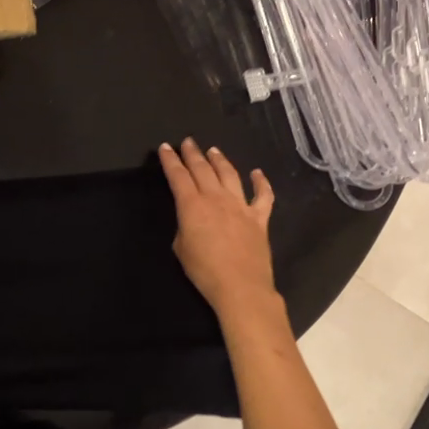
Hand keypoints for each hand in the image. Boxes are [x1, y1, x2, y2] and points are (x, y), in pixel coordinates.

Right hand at [159, 139, 277, 317]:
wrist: (240, 287)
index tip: (165, 147)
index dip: (170, 160)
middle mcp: (216, 199)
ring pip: (229, 175)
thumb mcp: (181, 248)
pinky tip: (257, 173)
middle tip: (188, 142)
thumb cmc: (204, 271)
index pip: (178, 176)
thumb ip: (184, 227)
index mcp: (192, 206)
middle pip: (202, 169)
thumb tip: (192, 220)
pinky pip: (263, 195)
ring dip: (220, 160)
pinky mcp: (259, 218)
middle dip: (193, 154)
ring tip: (213, 150)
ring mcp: (240, 206)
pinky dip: (261, 182)